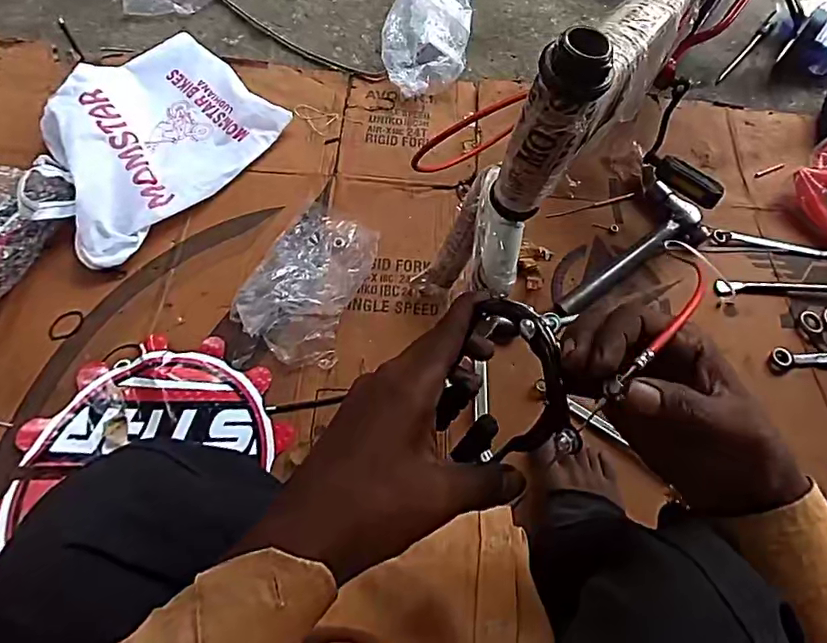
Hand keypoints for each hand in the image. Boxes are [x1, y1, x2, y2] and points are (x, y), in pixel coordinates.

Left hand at [229, 292, 525, 581]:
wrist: (308, 529)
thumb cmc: (376, 505)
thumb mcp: (439, 496)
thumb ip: (484, 482)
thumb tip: (518, 480)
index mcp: (408, 385)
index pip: (445, 334)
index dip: (470, 313)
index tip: (489, 296)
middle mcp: (385, 379)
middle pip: (431, 348)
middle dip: (463, 346)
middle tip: (492, 356)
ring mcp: (367, 395)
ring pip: (413, 369)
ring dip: (444, 372)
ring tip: (471, 389)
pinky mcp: (357, 414)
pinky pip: (397, 388)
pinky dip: (424, 392)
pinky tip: (436, 420)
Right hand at [561, 298, 808, 517]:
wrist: (744, 493)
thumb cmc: (748, 448)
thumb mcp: (726, 423)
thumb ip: (681, 403)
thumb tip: (630, 389)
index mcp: (682, 341)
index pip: (637, 317)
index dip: (614, 332)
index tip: (600, 362)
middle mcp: (651, 347)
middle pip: (607, 322)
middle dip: (585, 337)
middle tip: (571, 363)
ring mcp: (631, 369)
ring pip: (591, 342)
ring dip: (573, 351)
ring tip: (563, 371)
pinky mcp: (617, 395)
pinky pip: (588, 376)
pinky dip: (571, 376)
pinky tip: (562, 383)